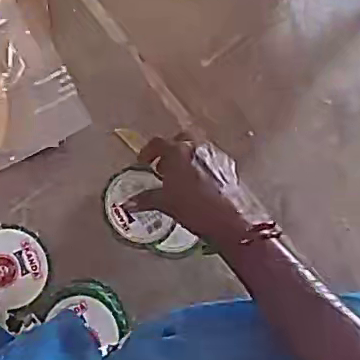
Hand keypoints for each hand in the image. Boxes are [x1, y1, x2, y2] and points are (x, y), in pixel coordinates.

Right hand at [125, 134, 272, 250]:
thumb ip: (146, 199)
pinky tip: (200, 185)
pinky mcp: (229, 167)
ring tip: (181, 178)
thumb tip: (128, 203)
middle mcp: (197, 148)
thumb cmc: (194, 208)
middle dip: (170, 150)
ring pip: (197, 149)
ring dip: (187, 158)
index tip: (144, 163)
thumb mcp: (165, 204)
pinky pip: (211, 161)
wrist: (231, 220)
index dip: (148, 152)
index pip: (158, 143)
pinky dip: (202, 167)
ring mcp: (215, 155)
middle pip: (180, 140)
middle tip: (164, 167)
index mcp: (178, 152)